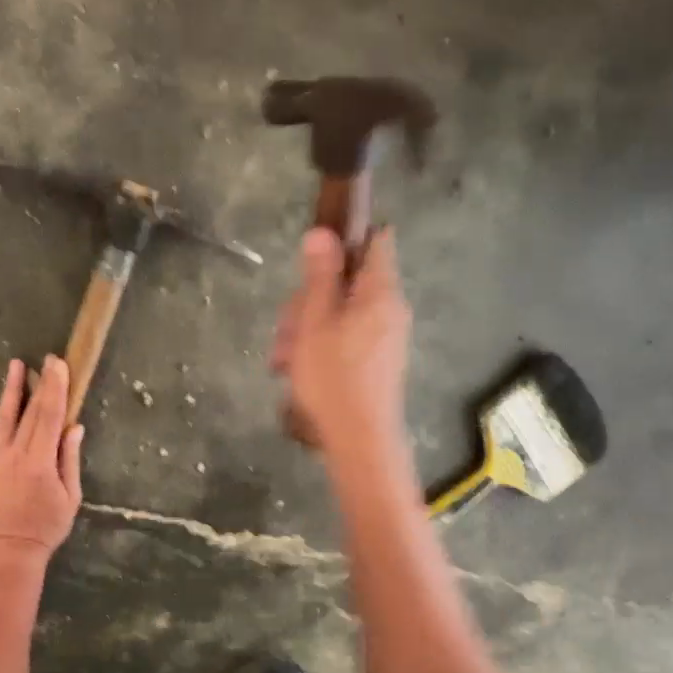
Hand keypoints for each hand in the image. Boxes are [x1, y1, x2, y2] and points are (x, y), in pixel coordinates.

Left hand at [0, 356, 84, 560]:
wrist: (13, 549)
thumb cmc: (47, 526)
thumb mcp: (70, 496)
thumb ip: (69, 460)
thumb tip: (74, 427)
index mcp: (40, 460)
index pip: (50, 416)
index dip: (56, 389)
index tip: (60, 365)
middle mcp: (16, 454)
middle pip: (31, 412)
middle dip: (41, 383)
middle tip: (47, 359)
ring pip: (4, 419)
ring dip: (10, 390)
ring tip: (14, 365)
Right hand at [271, 227, 411, 457]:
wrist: (359, 440)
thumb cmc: (334, 378)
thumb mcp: (316, 321)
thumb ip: (319, 276)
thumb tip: (322, 232)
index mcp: (379, 292)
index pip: (375, 240)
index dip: (344, 239)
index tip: (311, 260)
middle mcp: (388, 309)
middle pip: (345, 282)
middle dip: (307, 301)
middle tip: (285, 329)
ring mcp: (383, 337)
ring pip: (337, 314)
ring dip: (304, 330)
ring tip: (283, 361)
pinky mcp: (374, 362)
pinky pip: (342, 339)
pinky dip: (318, 349)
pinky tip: (296, 371)